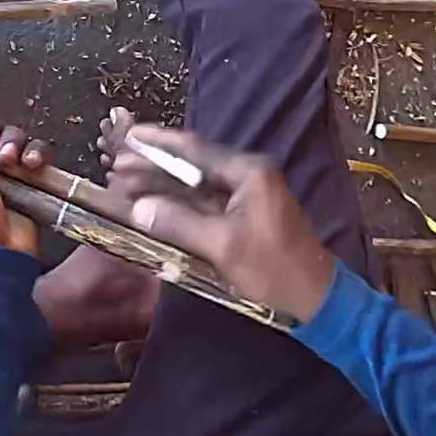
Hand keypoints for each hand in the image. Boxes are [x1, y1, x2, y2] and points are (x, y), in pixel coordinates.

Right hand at [107, 126, 335, 321]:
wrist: (317, 300)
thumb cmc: (274, 269)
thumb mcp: (223, 245)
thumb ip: (178, 222)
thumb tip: (139, 208)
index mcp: (248, 172)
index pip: (194, 148)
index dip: (158, 142)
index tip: (130, 135)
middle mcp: (246, 174)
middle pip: (190, 162)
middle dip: (153, 164)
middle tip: (118, 165)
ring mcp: (245, 192)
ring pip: (193, 180)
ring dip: (161, 181)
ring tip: (125, 181)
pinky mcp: (242, 211)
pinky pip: (201, 197)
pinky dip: (176, 198)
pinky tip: (152, 200)